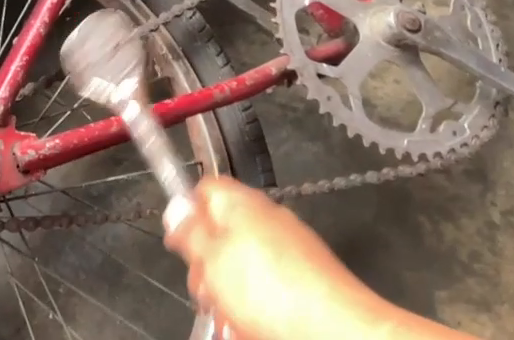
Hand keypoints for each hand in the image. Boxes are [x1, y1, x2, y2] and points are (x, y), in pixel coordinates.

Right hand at [164, 177, 473, 339]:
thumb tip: (175, 209)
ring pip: (244, 265)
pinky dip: (259, 306)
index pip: (204, 189)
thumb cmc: (268, 290)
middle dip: (208, 264)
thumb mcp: (211, 258)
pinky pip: (270, 286)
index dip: (188, 214)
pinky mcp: (308, 279)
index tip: (182, 246)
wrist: (338, 330)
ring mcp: (291, 248)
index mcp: (240, 202)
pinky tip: (254, 327)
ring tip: (232, 319)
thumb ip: (188, 231)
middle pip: (222, 231)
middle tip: (206, 292)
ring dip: (231, 292)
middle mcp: (266, 217)